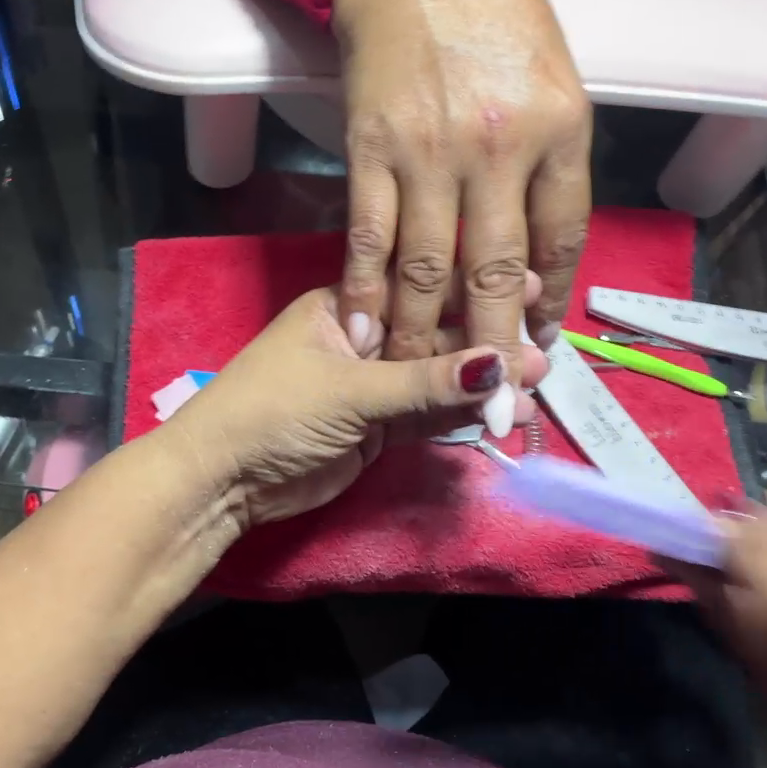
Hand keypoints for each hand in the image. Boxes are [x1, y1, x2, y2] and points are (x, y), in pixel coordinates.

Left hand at [161, 286, 549, 528]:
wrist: (223, 479)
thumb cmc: (272, 411)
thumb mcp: (349, 390)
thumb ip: (424, 381)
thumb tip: (499, 365)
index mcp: (344, 306)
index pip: (419, 288)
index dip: (472, 292)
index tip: (530, 289)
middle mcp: (361, 339)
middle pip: (434, 336)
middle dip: (486, 344)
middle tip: (542, 349)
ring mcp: (368, 386)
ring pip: (434, 379)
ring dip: (479, 383)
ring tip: (535, 382)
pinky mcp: (373, 429)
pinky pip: (424, 415)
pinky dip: (457, 416)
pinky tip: (499, 411)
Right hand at [330, 0, 589, 437]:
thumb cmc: (490, 11)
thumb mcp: (550, 78)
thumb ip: (547, 166)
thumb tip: (531, 258)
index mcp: (559, 126)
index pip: (559, 242)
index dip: (548, 307)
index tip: (538, 352)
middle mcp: (499, 146)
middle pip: (496, 272)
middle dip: (493, 351)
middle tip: (495, 416)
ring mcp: (429, 151)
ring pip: (427, 268)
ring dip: (422, 339)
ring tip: (418, 388)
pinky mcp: (370, 152)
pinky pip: (367, 240)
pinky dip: (363, 295)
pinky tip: (363, 338)